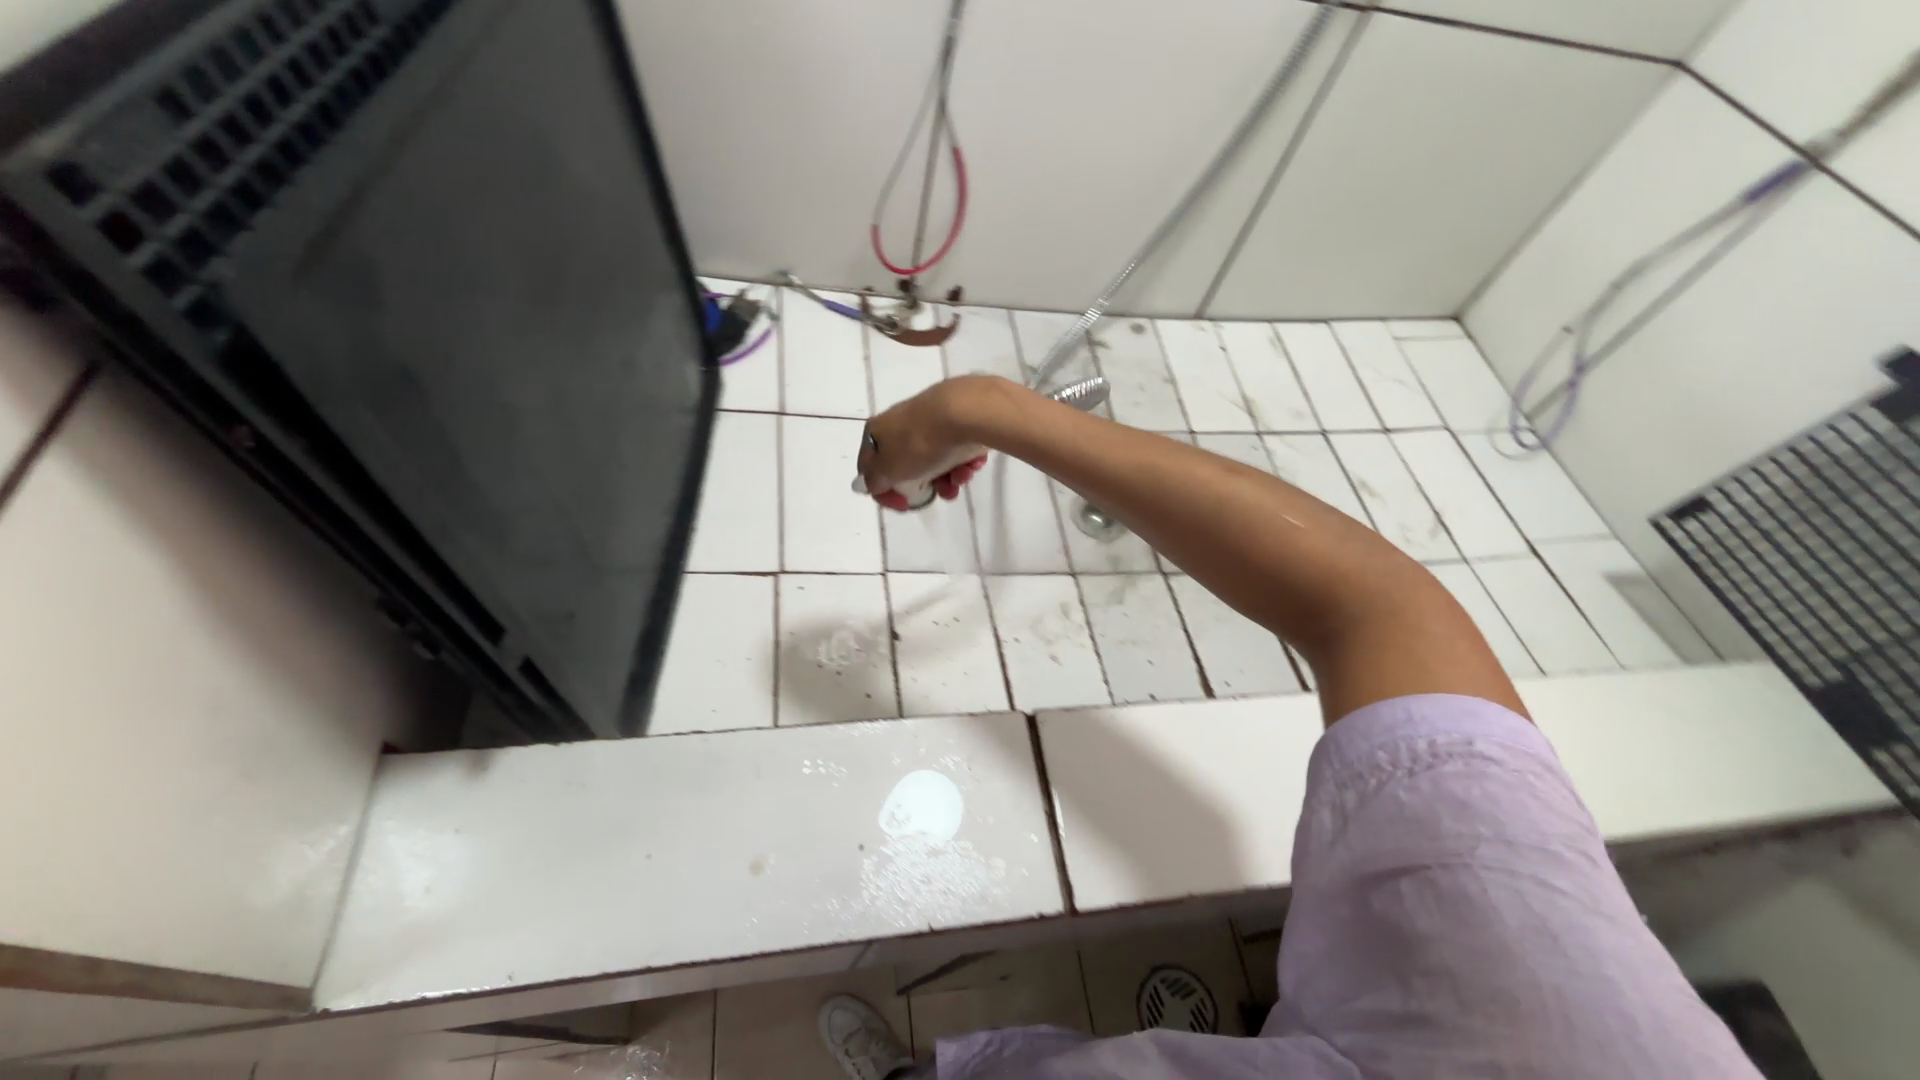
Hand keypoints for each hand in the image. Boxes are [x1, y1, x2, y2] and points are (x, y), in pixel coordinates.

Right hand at [857, 375, 1006, 509]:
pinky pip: (956, 446)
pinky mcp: (957, 418)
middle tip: (940, 493)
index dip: (885, 493)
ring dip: (947, 477)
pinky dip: (963, 460)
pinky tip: (972, 464)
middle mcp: (900, 421)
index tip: (904, 505)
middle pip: (908, 465)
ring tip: (961, 479)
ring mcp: (929, 418)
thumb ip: (875, 480)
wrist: (963, 412)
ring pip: (934, 458)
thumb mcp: (888, 470)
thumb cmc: (919, 444)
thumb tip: (872, 483)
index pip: (871, 468)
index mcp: (876, 430)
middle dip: (926, 486)